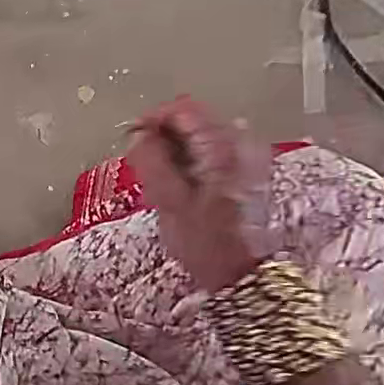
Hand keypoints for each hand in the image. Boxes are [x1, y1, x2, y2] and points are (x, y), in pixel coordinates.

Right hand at [126, 97, 273, 291]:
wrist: (243, 275)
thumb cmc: (206, 243)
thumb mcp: (168, 202)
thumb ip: (151, 161)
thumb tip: (138, 134)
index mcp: (222, 146)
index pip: (183, 108)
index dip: (153, 119)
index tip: (134, 139)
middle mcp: (242, 142)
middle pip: (194, 119)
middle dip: (165, 137)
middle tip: (146, 166)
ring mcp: (249, 156)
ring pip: (202, 136)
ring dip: (178, 151)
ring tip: (164, 181)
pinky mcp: (249, 171)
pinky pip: (213, 152)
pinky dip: (194, 161)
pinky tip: (185, 187)